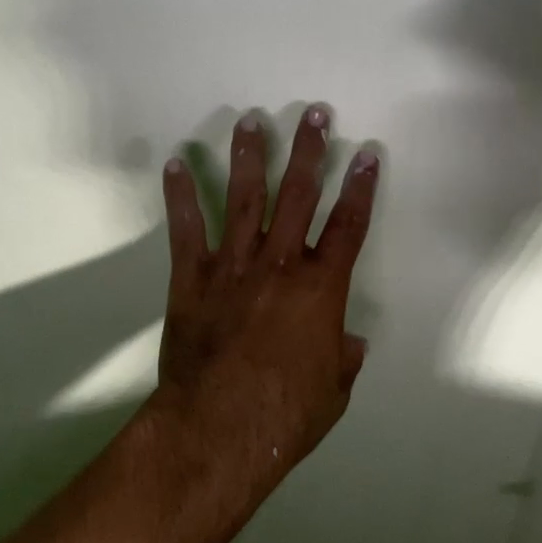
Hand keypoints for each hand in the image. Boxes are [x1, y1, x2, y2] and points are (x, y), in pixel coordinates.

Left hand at [150, 104, 378, 483]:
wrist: (216, 431)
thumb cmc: (284, 414)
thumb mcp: (333, 391)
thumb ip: (343, 358)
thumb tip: (350, 342)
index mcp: (320, 288)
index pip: (349, 225)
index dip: (361, 186)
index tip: (366, 152)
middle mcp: (280, 264)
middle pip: (298, 195)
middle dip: (309, 150)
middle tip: (314, 112)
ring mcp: (233, 267)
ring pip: (244, 199)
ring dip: (249, 156)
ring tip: (250, 120)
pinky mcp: (192, 279)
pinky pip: (187, 230)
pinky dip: (180, 196)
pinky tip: (175, 163)